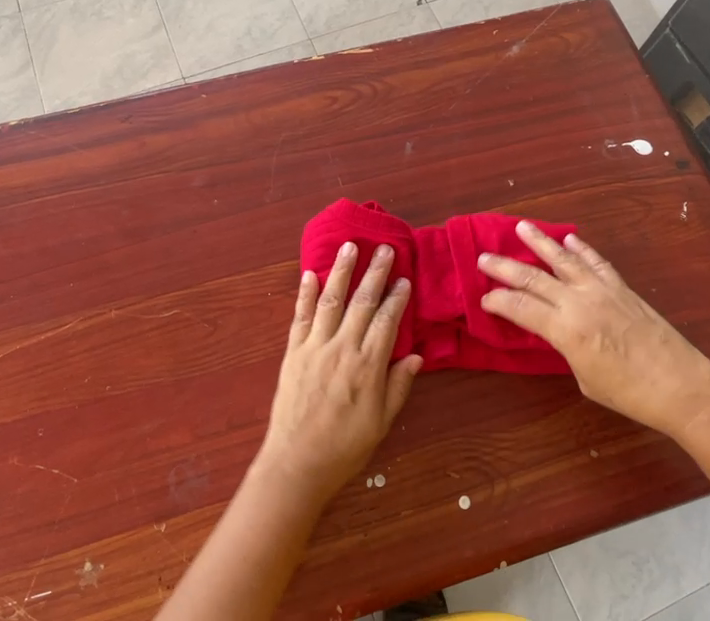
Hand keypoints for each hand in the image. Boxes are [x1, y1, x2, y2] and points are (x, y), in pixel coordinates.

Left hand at [255, 243, 423, 500]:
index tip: (404, 278)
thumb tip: (417, 356)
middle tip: (384, 248)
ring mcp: (314, 347)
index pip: (386, 321)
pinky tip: (310, 273)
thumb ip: (399, 386)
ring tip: (348, 246)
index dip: (396, 298)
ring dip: (341, 271)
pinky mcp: (293, 352)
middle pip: (362, 303)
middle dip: (374, 273)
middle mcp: (342, 349)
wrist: (298, 462)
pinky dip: (304, 293)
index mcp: (368, 367)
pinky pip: (300, 317)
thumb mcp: (382, 422)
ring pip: (330, 300)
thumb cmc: (346, 447)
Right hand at [478, 222, 709, 439]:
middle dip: (504, 267)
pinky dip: (582, 249)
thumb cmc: (630, 395)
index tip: (483, 299)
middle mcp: (579, 303)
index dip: (497, 301)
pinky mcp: (622, 289)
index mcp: (565, 330)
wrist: (683, 387)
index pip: (519, 307)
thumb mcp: (585, 378)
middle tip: (483, 257)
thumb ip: (566, 349)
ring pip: (564, 260)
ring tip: (520, 227)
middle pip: (533, 277)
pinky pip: (596, 263)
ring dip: (540, 242)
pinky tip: (570, 239)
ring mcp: (602, 291)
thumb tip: (557, 332)